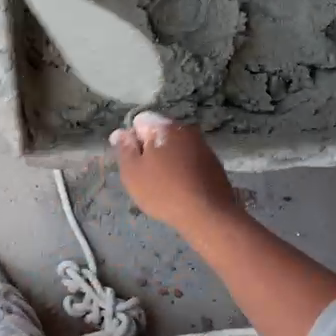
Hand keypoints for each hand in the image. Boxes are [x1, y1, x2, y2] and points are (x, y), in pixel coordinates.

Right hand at [110, 113, 244, 234]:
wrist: (207, 214)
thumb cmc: (163, 191)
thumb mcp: (132, 172)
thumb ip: (124, 148)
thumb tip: (120, 132)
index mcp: (164, 127)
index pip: (140, 121)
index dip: (132, 139)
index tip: (132, 160)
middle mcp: (186, 130)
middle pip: (160, 133)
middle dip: (150, 149)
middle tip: (145, 174)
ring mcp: (203, 146)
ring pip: (176, 147)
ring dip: (167, 160)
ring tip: (163, 184)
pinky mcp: (214, 163)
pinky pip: (191, 160)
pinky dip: (183, 169)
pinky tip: (181, 188)